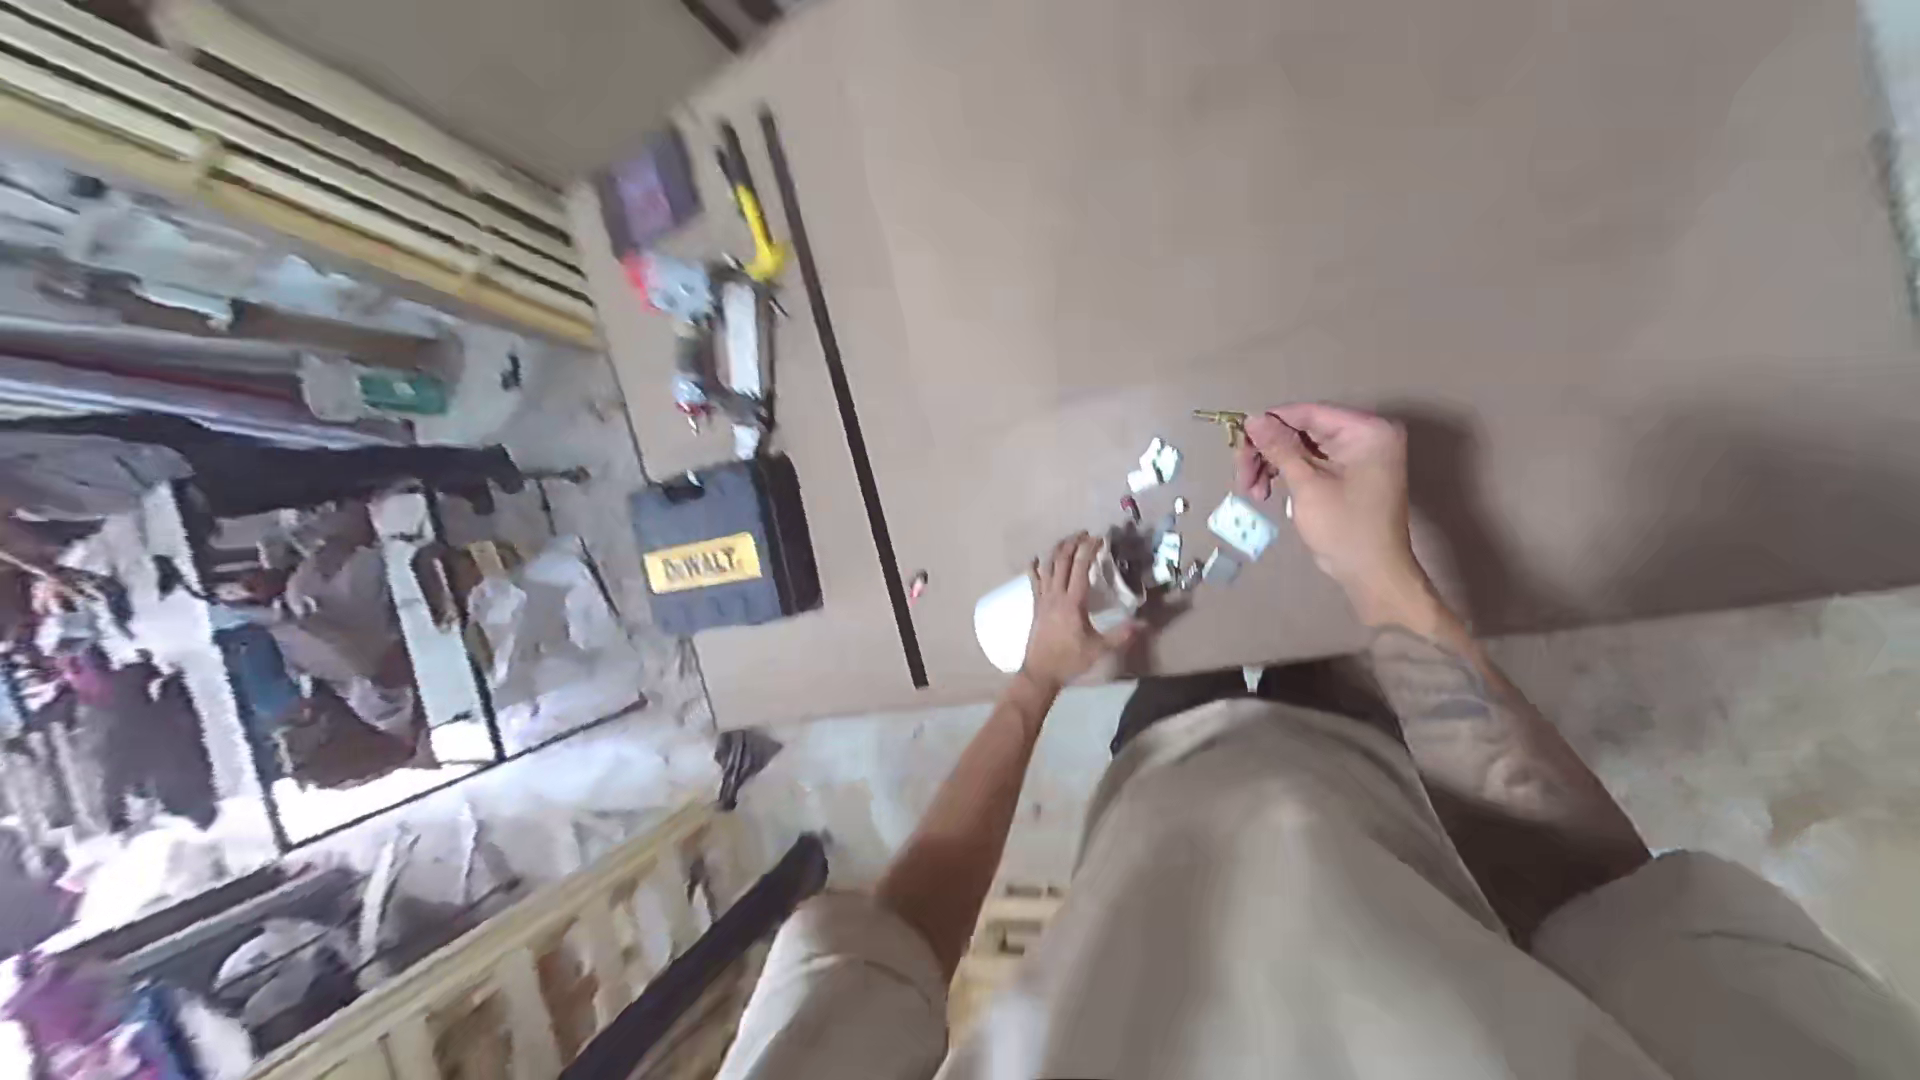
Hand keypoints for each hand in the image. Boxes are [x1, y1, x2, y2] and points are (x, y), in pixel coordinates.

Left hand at [1020, 532, 1137, 689]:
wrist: (1040, 673)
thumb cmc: (1070, 660)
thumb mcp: (1099, 649)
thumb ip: (1122, 634)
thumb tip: (1145, 623)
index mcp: (1072, 602)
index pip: (1080, 567)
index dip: (1089, 549)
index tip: (1099, 538)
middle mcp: (1055, 595)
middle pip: (1062, 560)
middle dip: (1073, 543)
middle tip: (1085, 534)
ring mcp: (1042, 599)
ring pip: (1047, 566)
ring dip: (1057, 550)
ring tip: (1068, 541)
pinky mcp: (1035, 605)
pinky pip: (1033, 581)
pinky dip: (1036, 567)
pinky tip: (1037, 559)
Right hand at [1235, 404, 1439, 629]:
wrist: (1371, 572)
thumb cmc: (1344, 527)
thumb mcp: (1307, 484)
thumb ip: (1279, 447)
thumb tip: (1252, 419)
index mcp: (1366, 430)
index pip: (1307, 413)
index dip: (1269, 425)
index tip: (1238, 444)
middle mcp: (1365, 435)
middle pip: (1300, 430)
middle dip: (1267, 452)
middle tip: (1242, 476)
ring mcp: (1356, 455)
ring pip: (1299, 447)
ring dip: (1271, 466)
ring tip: (1253, 492)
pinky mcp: (1347, 473)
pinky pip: (1308, 462)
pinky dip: (1285, 475)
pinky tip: (1266, 492)